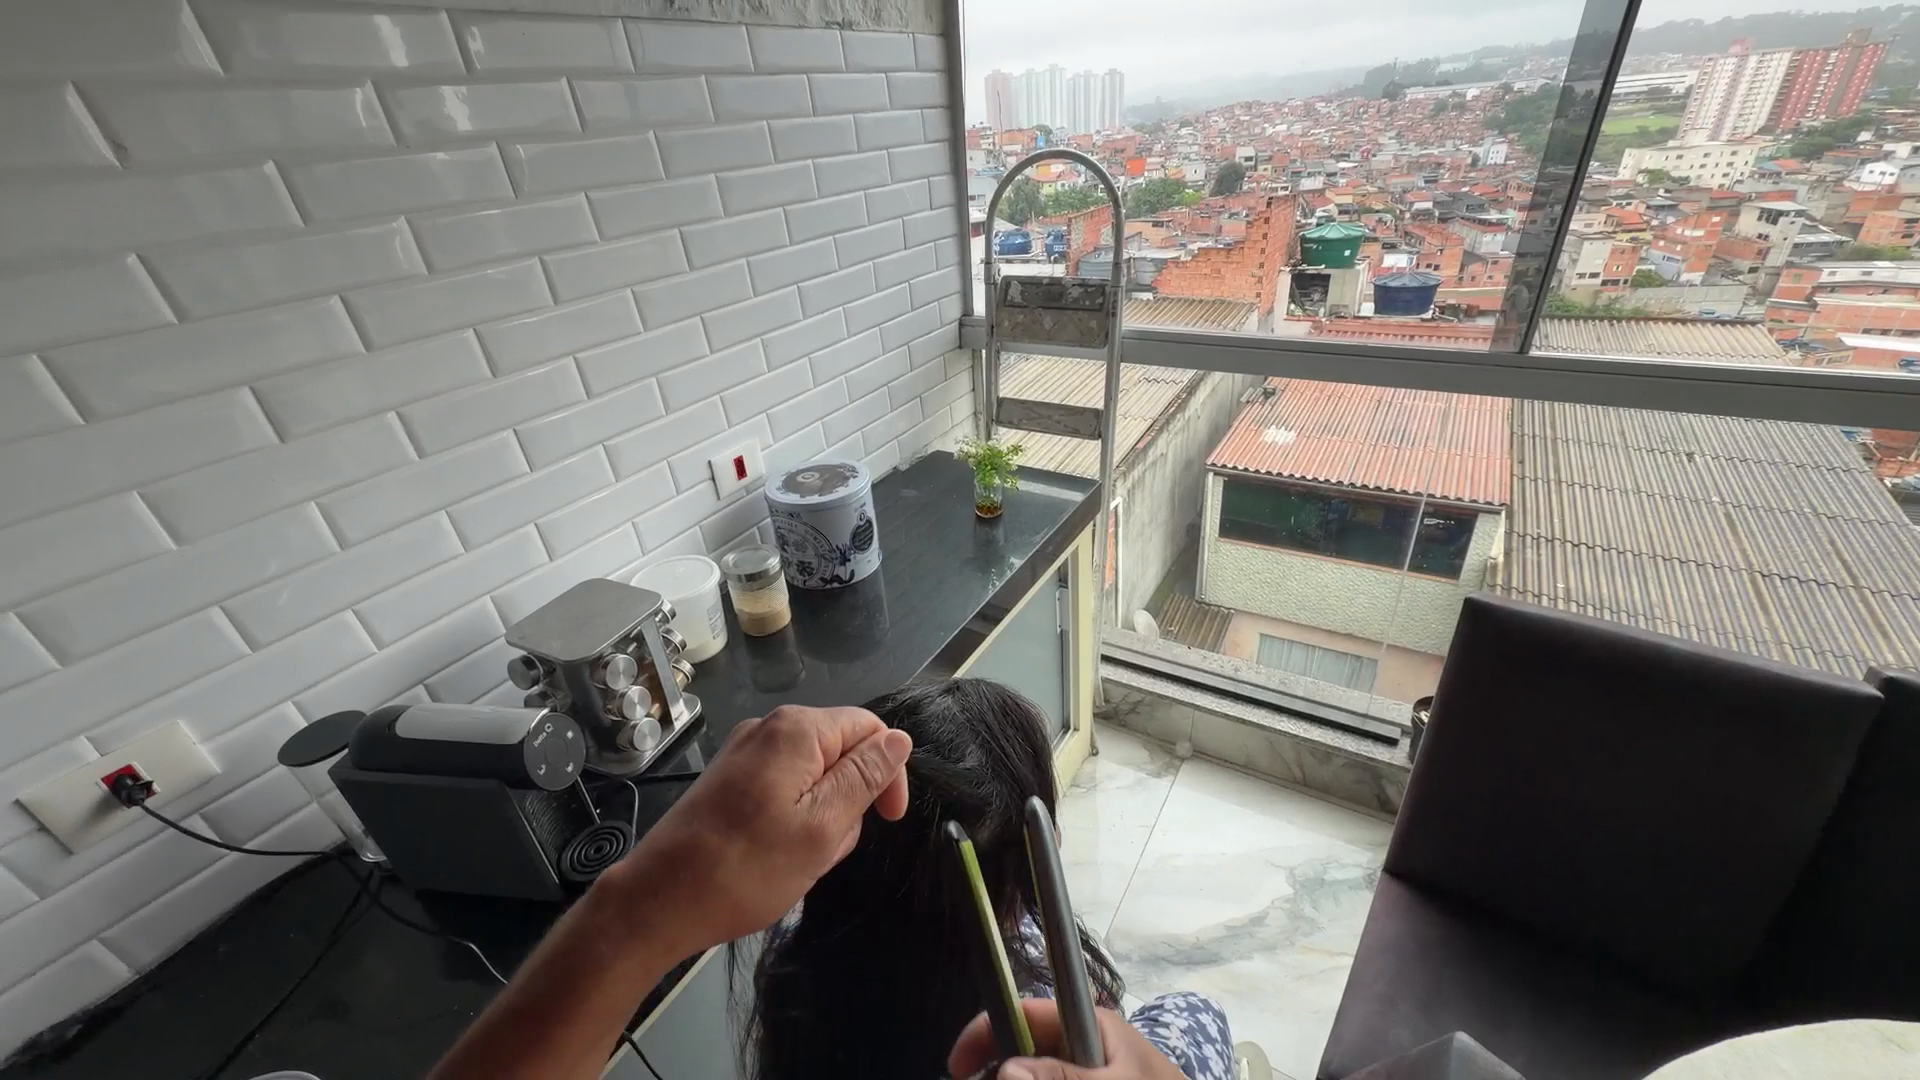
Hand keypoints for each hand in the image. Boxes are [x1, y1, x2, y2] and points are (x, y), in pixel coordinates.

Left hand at [607, 705, 911, 951]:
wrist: (655, 904)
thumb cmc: (746, 868)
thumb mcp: (823, 827)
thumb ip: (865, 777)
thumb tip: (898, 739)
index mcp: (797, 730)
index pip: (869, 728)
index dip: (889, 771)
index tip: (887, 821)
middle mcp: (770, 728)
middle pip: (840, 751)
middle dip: (848, 800)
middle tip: (825, 850)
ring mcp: (745, 752)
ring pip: (813, 775)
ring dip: (820, 817)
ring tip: (796, 860)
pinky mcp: (729, 778)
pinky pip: (784, 787)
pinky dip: (793, 819)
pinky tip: (775, 855)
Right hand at [948, 999, 1184, 1079]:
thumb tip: (1007, 1070)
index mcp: (1089, 1025)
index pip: (1027, 1011)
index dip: (987, 1030)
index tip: (957, 1066)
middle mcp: (1081, 1047)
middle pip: (1023, 1051)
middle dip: (998, 1070)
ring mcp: (1083, 1074)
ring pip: (1031, 1074)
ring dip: (1014, 1078)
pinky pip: (1051, 1079)